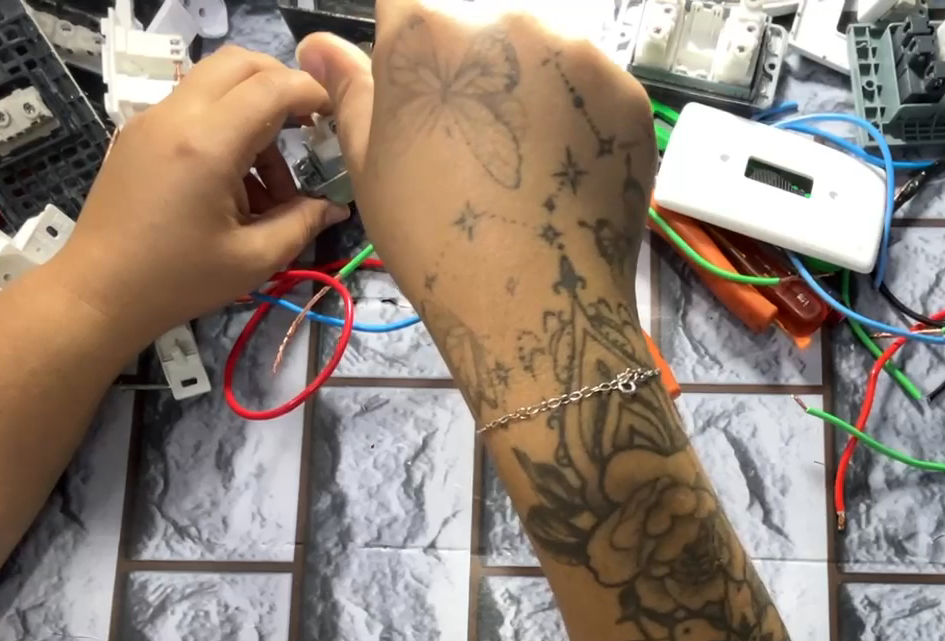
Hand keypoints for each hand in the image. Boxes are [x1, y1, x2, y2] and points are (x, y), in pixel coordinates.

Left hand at [43, 46, 349, 343]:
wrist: (102, 289)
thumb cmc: (181, 280)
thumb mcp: (254, 259)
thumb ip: (302, 224)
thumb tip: (335, 206)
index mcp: (207, 145)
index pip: (270, 88)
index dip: (311, 92)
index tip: (337, 114)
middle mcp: (177, 116)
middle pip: (239, 64)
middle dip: (282, 86)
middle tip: (310, 128)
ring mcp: (153, 120)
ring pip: (217, 85)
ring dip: (256, 117)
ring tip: (274, 187)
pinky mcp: (142, 134)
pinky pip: (196, 111)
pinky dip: (229, 131)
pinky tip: (239, 189)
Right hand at [296, 1, 653, 340]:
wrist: (532, 307)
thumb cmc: (436, 245)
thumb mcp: (375, 173)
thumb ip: (352, 96)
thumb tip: (318, 44)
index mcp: (426, 28)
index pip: (415, 10)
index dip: (423, 63)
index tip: (435, 109)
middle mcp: (504, 17)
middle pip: (488, 29)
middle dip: (484, 78)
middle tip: (486, 154)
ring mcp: (575, 53)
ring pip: (549, 58)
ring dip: (538, 96)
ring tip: (532, 171)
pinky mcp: (627, 95)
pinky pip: (597, 94)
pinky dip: (584, 125)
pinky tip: (569, 178)